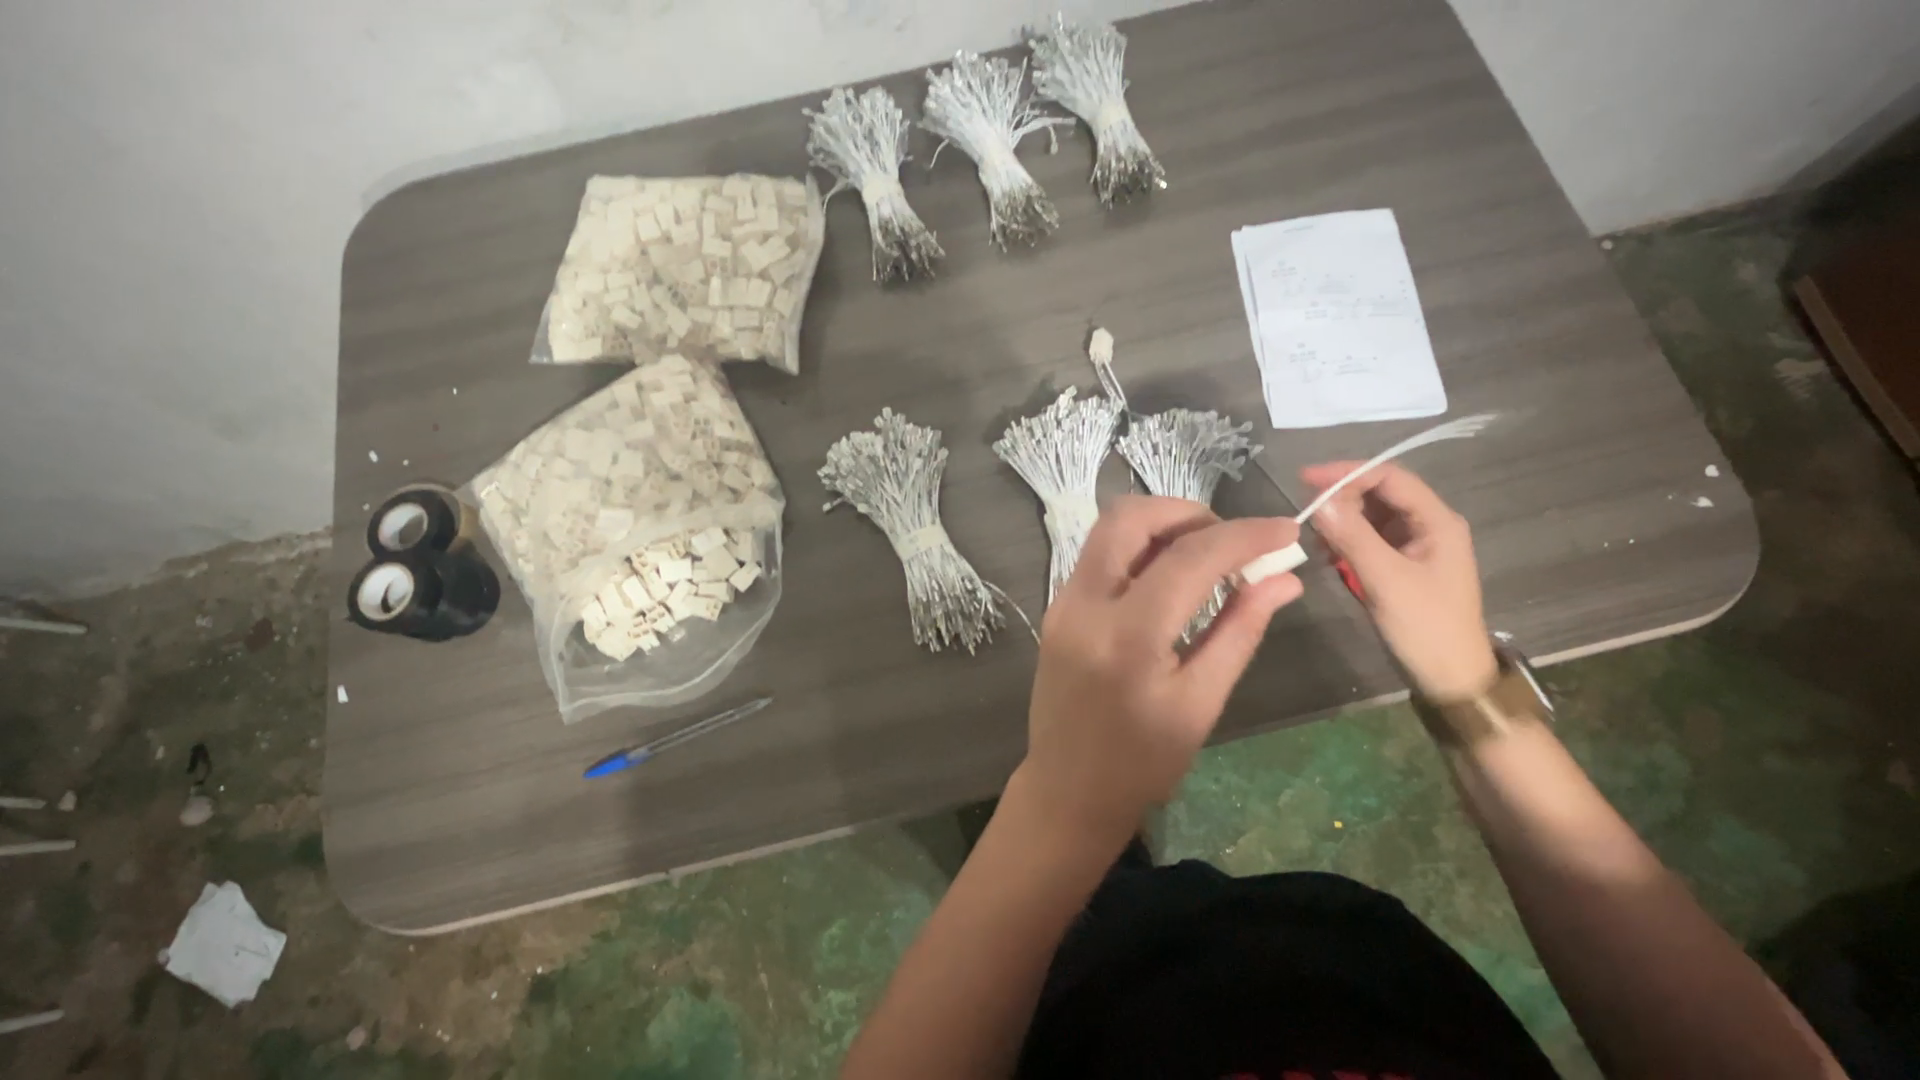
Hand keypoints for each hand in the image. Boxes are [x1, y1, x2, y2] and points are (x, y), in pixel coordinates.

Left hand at [1018, 496, 1304, 839]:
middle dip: (1189, 513)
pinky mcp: (1056, 608)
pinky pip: (1099, 555)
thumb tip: (1283, 579)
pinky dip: (1139, 548)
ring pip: (1109, 530)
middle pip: (1130, 518)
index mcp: (1127, 638)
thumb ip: (1239, 632)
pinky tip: (1171, 575)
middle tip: (1233, 541)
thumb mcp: (1201, 703)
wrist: (1067, 789)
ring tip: (1207, 554)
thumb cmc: (1143, 762)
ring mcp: (1062, 603)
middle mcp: (1084, 606)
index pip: (1189, 559)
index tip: (1286, 530)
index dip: (1243, 536)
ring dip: (1161, 525)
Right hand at [1301, 461, 1497, 701]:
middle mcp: (1428, 525)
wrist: (1450, 677)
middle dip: (1341, 498)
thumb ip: (1353, 537)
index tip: (1305, 480)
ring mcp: (1415, 545)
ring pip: (1371, 516)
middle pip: (1379, 493)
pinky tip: (1328, 554)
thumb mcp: (1386, 580)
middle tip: (1306, 515)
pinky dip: (1346, 540)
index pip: (1389, 477)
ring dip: (1341, 520)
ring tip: (1314, 538)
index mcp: (1437, 521)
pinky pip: (1369, 539)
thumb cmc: (1425, 626)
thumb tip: (1318, 501)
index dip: (1347, 473)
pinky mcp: (1401, 564)